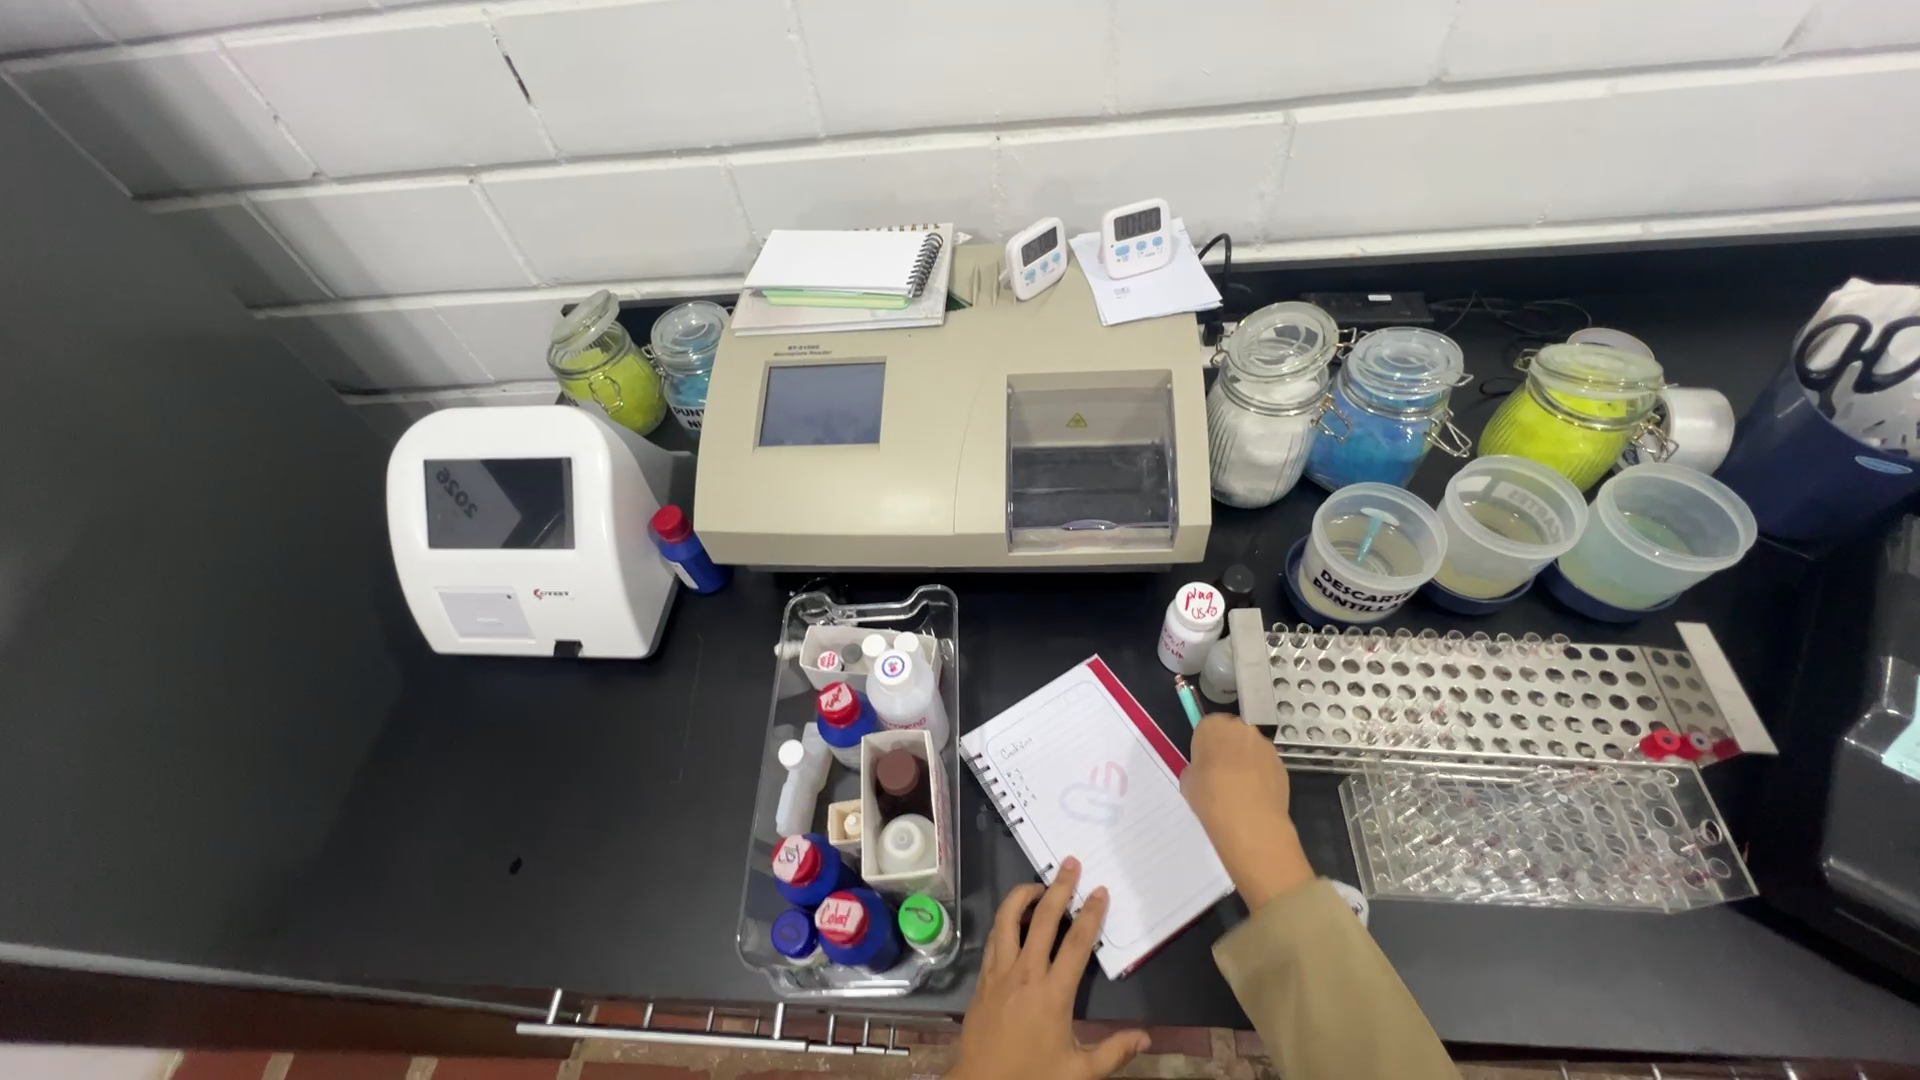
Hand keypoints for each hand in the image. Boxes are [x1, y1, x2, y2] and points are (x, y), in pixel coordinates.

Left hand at [946, 858, 1150, 1079]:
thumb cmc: (1031, 1078)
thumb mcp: (1079, 1073)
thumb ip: (1114, 1052)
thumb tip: (1146, 1037)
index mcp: (1053, 994)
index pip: (1076, 944)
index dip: (1090, 915)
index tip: (1100, 892)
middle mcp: (1025, 973)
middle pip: (1043, 919)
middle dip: (1059, 888)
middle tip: (1070, 864)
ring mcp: (1001, 972)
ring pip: (1009, 919)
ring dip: (1024, 895)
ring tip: (1040, 884)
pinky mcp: (984, 977)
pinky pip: (995, 937)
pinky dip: (1006, 919)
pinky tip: (1015, 917)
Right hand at [1182, 713, 1314, 911]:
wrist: (1252, 831)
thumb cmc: (1210, 803)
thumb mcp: (1187, 783)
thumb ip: (1195, 769)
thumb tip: (1205, 772)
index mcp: (1215, 728)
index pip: (1206, 726)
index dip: (1202, 746)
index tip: (1200, 766)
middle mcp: (1244, 731)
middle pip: (1229, 734)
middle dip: (1224, 751)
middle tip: (1215, 779)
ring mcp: (1267, 750)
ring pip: (1248, 751)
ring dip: (1242, 764)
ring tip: (1234, 794)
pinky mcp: (1283, 770)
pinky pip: (1264, 768)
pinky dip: (1258, 779)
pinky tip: (1251, 802)